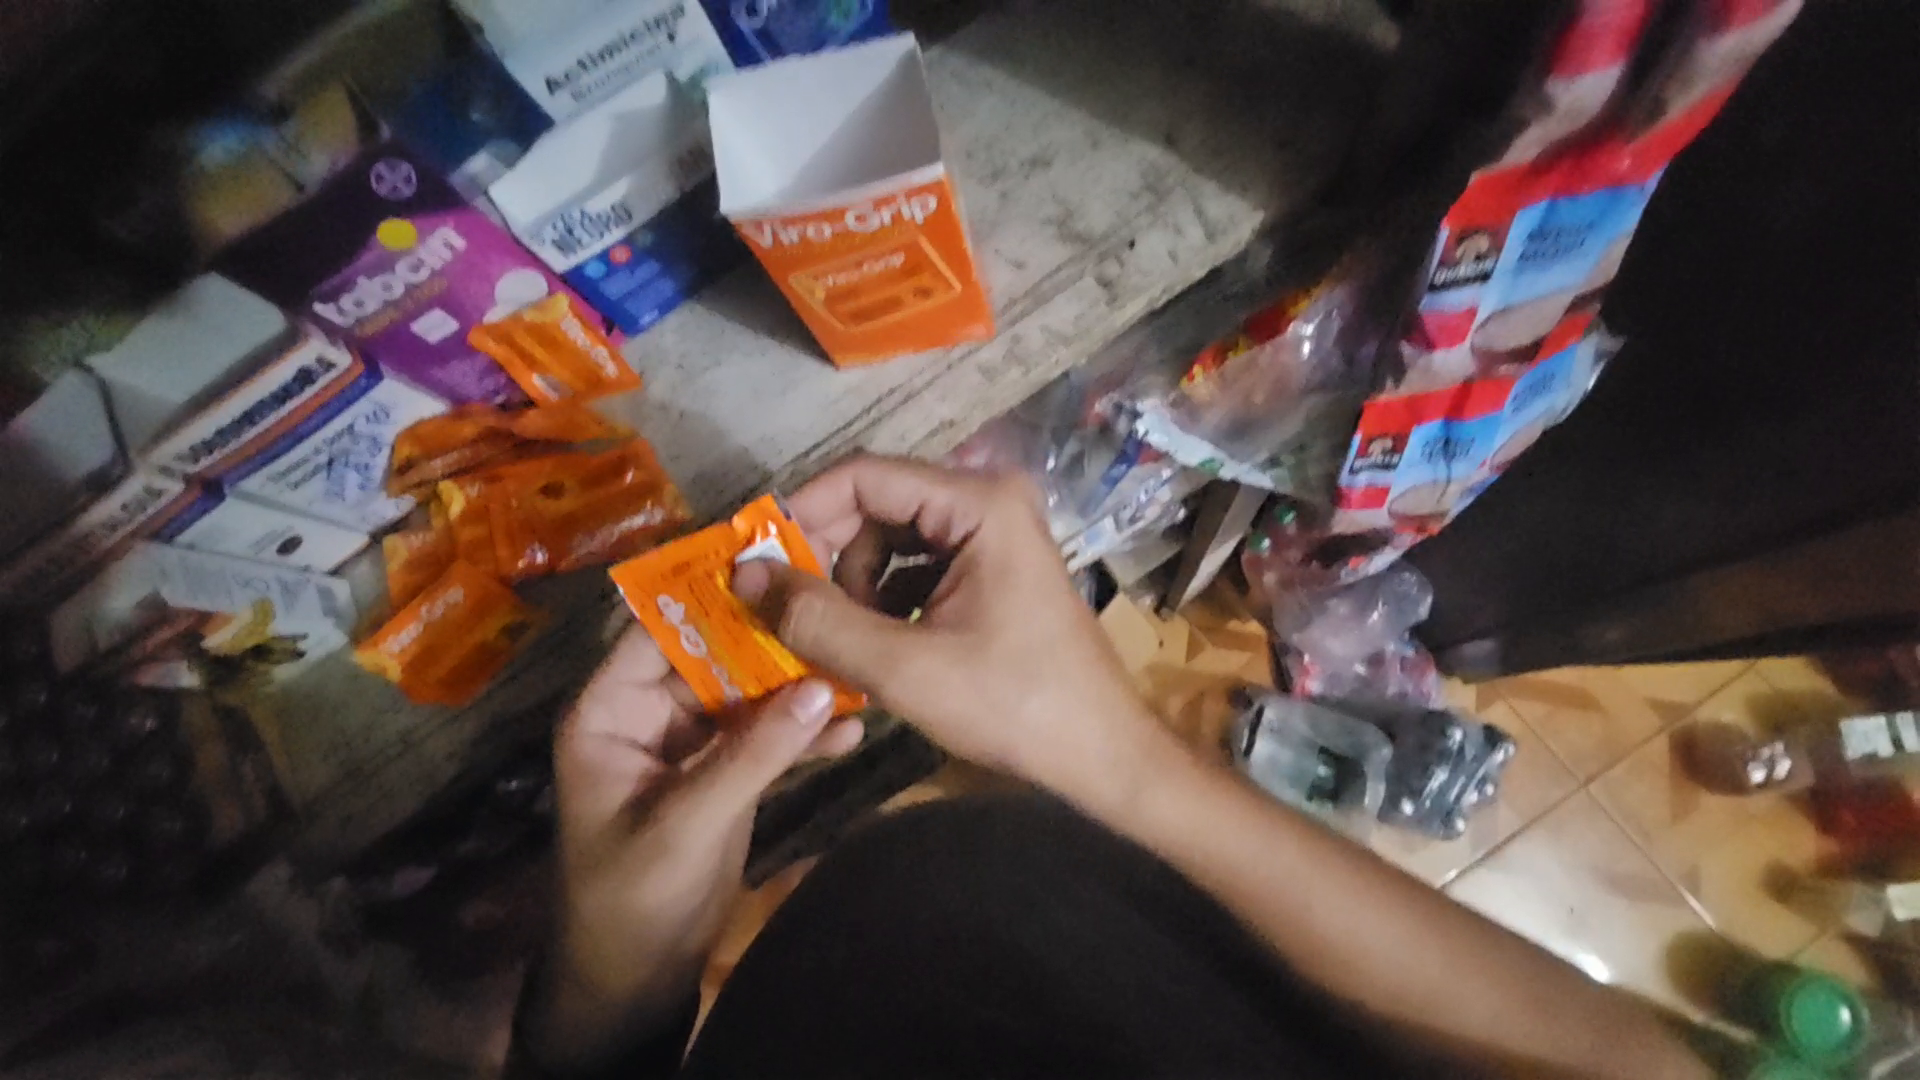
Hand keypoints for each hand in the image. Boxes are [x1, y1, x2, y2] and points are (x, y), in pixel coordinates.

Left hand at [526, 627, 861, 1070]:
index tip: (772, 563)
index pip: (657, 631)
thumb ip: (752, 754)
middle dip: (771, 637)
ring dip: (798, 683)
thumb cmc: (630, 897)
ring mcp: (698, 739)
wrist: (639, 976)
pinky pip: (772, 734)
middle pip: (716, 653)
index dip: (709, 595)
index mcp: (612, 710)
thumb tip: (821, 687)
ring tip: (854, 663)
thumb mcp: (684, 822)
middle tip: (831, 605)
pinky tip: (852, 728)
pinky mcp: (731, 768)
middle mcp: (654, 712)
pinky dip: (808, 732)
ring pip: (752, 691)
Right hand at [732, 456, 1174, 814]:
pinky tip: (876, 645)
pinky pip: (918, 567)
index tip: (755, 559)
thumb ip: (818, 619)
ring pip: (893, 539)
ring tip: (841, 641)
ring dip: (856, 585)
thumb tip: (745, 574)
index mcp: (978, 503)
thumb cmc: (1014, 707)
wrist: (1102, 753)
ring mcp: (993, 535)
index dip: (801, 513)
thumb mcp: (904, 667)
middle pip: (878, 505)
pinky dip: (885, 600)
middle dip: (828, 556)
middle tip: (787, 609)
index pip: (863, 477)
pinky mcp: (992, 569)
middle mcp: (987, 501)